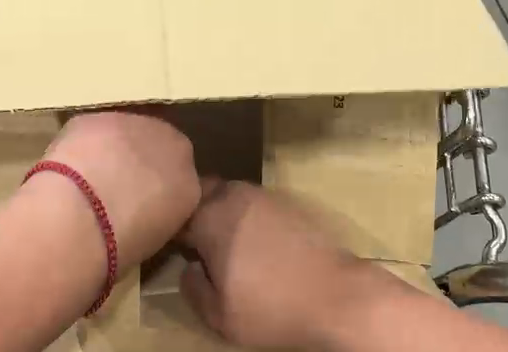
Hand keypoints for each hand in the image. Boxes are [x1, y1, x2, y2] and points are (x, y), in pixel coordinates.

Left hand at [36, 110, 199, 263]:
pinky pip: (97, 128)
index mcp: (190, 186)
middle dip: (141, 161)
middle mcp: (172, 145)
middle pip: (159, 146)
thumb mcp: (152, 239)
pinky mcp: (101, 115)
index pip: (180, 181)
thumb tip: (140, 211)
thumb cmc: (117, 248)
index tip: (140, 205)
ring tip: (90, 177)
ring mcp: (137, 123)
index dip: (157, 190)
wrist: (80, 218)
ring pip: (128, 132)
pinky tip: (72, 165)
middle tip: (115, 187)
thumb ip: (156, 214)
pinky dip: (86, 143)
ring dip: (114, 148)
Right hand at [179, 179, 383, 349]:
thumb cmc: (272, 308)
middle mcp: (233, 195)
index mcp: (210, 217)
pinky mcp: (287, 200)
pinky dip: (247, 214)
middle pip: (202, 191)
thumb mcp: (221, 316)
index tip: (174, 247)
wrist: (336, 296)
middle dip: (195, 209)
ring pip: (229, 192)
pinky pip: (254, 201)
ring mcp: (262, 194)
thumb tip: (189, 268)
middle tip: (197, 240)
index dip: (171, 229)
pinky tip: (256, 241)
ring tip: (226, 241)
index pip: (177, 213)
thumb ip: (194, 289)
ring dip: (222, 210)